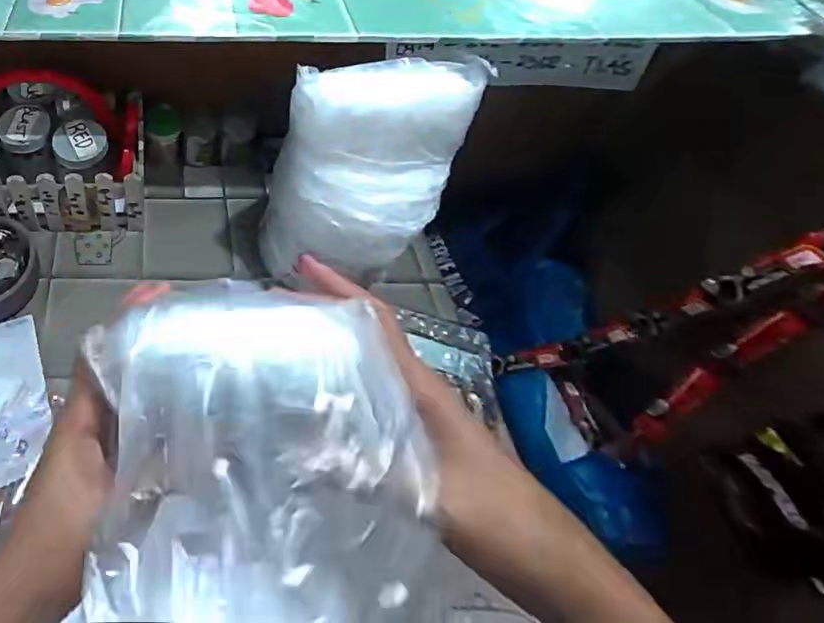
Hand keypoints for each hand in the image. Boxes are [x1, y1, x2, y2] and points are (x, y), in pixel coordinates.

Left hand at [0, 282, 170, 622]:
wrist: (28, 588)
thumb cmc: (60, 535)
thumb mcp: (110, 500)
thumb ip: (150, 469)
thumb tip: (198, 439)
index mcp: (80, 414)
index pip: (103, 350)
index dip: (128, 317)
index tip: (160, 293)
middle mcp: (86, 420)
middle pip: (117, 367)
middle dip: (148, 340)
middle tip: (191, 321)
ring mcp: (94, 446)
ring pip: (127, 397)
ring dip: (154, 374)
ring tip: (197, 357)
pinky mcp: (103, 474)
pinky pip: (132, 430)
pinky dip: (155, 413)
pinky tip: (187, 419)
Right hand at [294, 256, 511, 529]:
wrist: (549, 559)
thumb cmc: (499, 516)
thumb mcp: (435, 498)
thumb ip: (376, 475)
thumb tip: (305, 453)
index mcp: (422, 385)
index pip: (379, 320)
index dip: (341, 287)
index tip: (304, 263)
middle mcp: (418, 389)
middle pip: (366, 334)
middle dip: (323, 310)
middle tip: (275, 305)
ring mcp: (419, 413)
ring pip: (367, 363)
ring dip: (330, 344)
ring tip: (285, 340)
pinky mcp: (417, 439)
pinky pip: (370, 395)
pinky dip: (340, 382)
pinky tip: (316, 399)